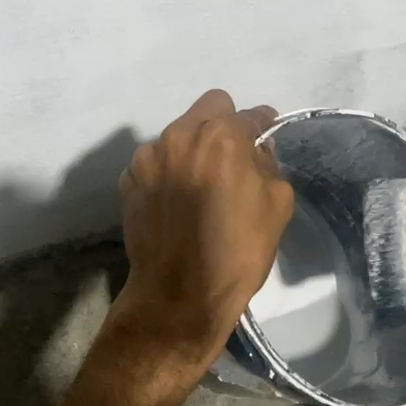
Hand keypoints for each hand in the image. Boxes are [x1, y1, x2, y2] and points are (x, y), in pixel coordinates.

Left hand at [111, 90, 294, 370]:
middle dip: (224, 124)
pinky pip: (155, 161)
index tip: (264, 135)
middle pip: (208, 108)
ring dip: (192, 149)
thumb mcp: (277, 206)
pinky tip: (176, 202)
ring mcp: (148, 157)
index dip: (261, 124)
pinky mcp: (128, 179)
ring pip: (178, 134)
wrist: (179, 297)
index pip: (248, 114)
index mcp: (221, 137)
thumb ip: (269, 164)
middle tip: (232, 157)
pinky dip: (168, 172)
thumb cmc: (237, 252)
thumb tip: (257, 148)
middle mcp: (180, 135)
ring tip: (200, 186)